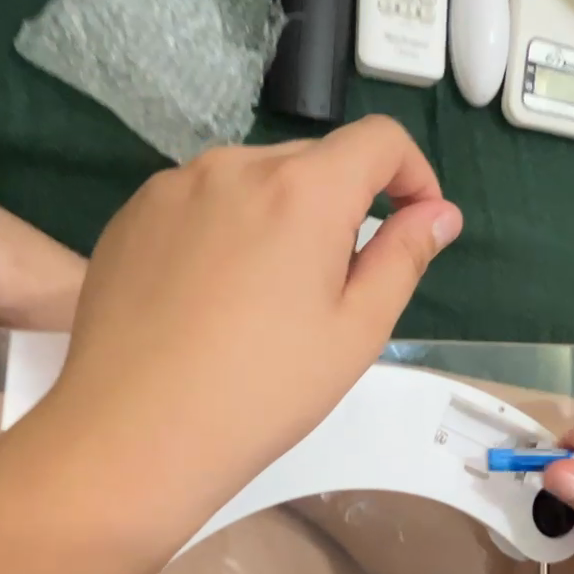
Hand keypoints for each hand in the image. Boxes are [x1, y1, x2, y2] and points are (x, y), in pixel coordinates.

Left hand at [44, 116, 461, 542]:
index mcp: (303, 190)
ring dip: (286, 215)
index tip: (416, 221)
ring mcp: (175, 185)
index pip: (380, 139)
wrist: (132, 434)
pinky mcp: (134, 213)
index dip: (414, 173)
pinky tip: (213, 293)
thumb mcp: (357, 329)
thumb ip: (405, 256)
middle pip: (317, 161)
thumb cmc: (264, 390)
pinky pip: (204, 199)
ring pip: (258, 179)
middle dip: (347, 205)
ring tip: (269, 295)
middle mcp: (237, 165)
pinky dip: (231, 226)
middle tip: (337, 285)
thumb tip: (440, 212)